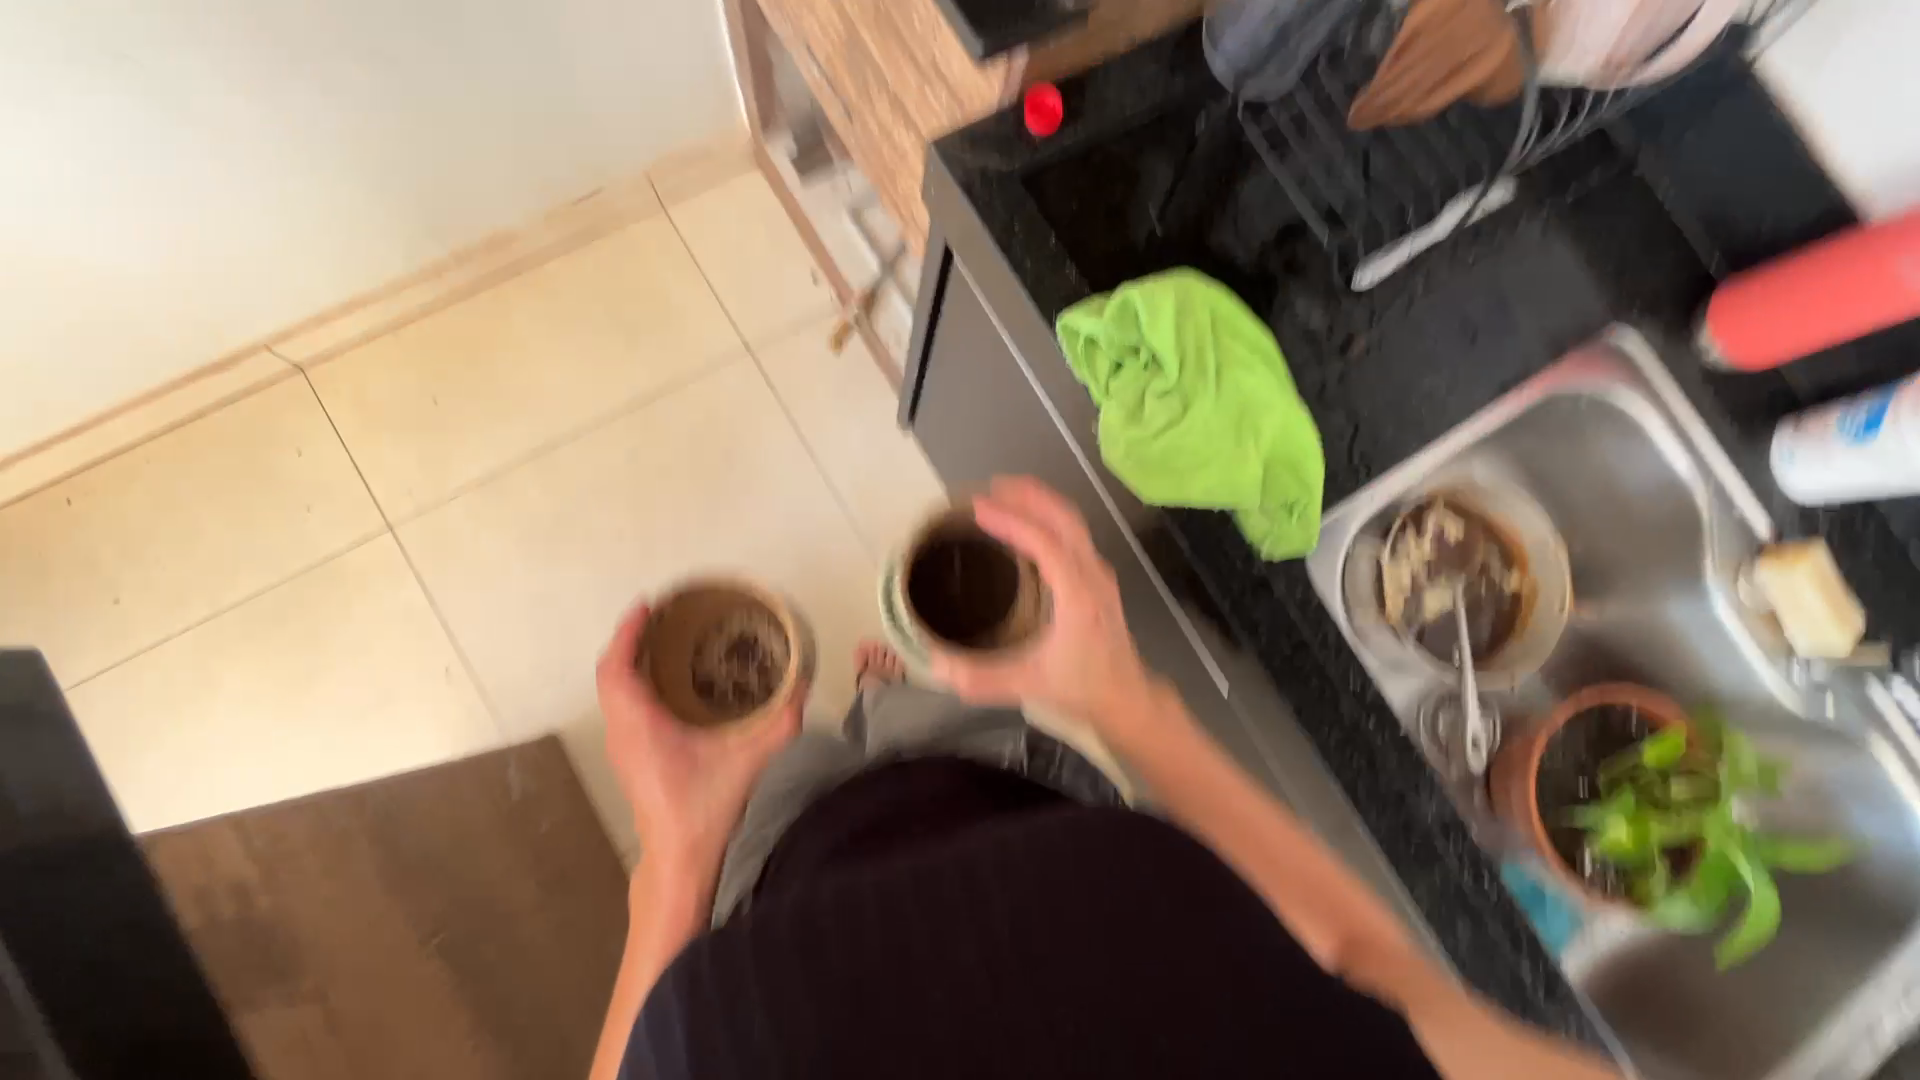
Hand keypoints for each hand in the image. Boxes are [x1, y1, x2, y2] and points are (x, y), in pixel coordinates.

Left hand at [597, 602, 802, 870]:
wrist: (683, 861)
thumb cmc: (708, 810)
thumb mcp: (754, 759)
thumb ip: (782, 719)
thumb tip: (802, 680)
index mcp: (641, 727)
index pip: (617, 669)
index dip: (627, 634)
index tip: (648, 606)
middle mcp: (623, 733)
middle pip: (613, 674)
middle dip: (633, 639)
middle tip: (666, 615)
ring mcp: (624, 747)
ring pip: (617, 691)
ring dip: (634, 660)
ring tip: (668, 638)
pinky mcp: (633, 757)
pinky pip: (626, 705)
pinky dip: (640, 681)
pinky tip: (673, 679)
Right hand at [929, 477, 1155, 732]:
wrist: (1126, 698)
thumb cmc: (1082, 687)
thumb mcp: (1030, 685)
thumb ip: (982, 678)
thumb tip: (936, 666)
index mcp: (1077, 595)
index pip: (1044, 543)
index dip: (1011, 522)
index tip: (978, 508)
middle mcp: (1091, 575)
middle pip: (1064, 519)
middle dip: (1029, 496)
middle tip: (991, 486)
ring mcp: (1098, 574)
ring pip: (1072, 522)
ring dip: (1041, 502)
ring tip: (1007, 492)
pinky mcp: (1097, 578)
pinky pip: (1074, 534)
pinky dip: (1049, 517)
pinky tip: (1028, 523)